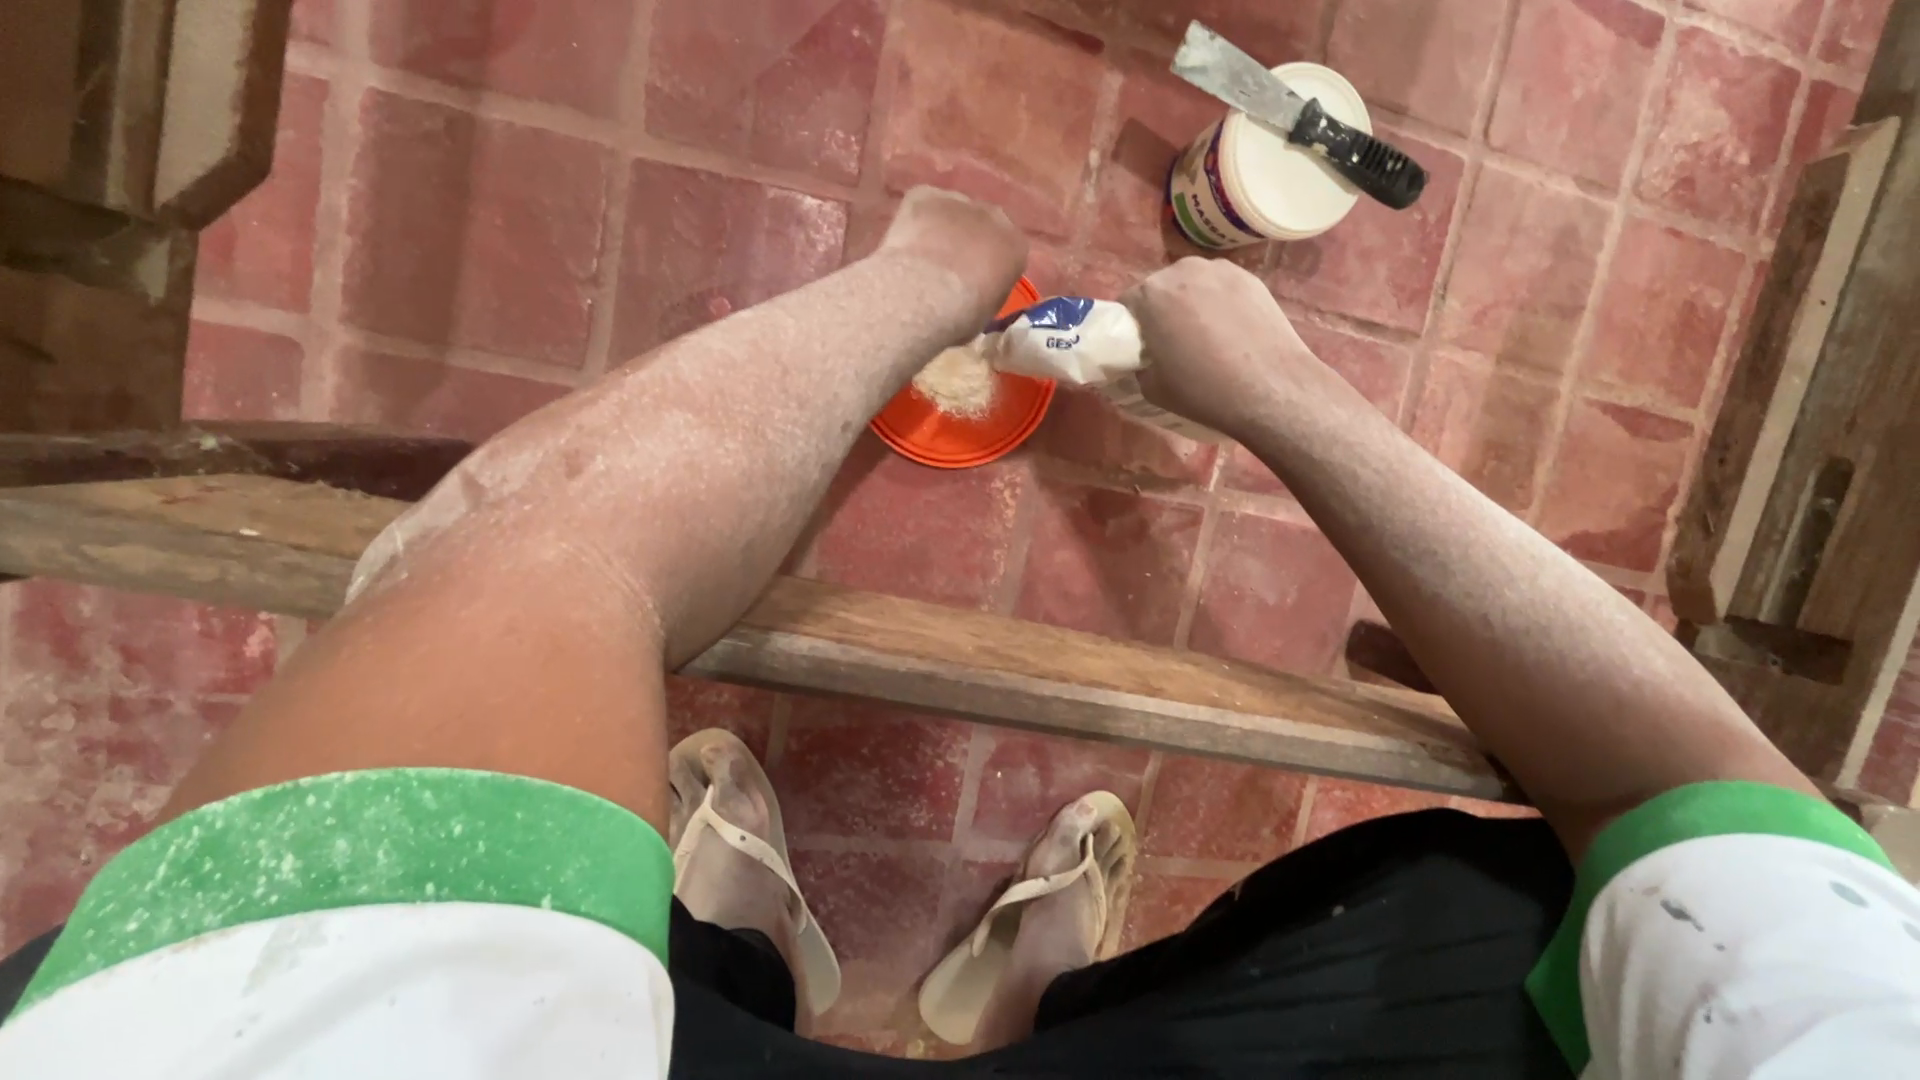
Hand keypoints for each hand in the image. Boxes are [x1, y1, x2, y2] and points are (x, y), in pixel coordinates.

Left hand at [876, 187, 1027, 329]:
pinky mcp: (925, 194)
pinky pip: (922, 203)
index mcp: (1015, 247)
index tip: (974, 282)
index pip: (1007, 251)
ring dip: (941, 228)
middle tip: (947, 269)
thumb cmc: (961, 316)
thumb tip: (977, 291)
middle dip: (967, 242)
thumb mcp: (986, 313)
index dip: (989, 266)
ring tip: (922, 257)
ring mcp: (959, 200)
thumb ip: (988, 292)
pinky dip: (915, 219)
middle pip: (982, 225)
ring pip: (952, 211)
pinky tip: (905, 242)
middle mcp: (994, 216)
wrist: (925, 293)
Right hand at [1120, 258, 1361, 440]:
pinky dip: (1218, 303)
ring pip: (1192, 284)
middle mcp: (1183, 270)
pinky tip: (1230, 331)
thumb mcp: (1151, 388)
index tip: (1140, 347)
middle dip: (1160, 310)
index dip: (1130, 326)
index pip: (1127, 302)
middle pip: (1160, 288)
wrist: (1270, 388)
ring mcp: (1221, 270)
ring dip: (1190, 303)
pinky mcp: (1251, 278)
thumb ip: (1138, 364)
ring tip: (1204, 335)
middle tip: (1171, 342)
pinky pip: (1220, 288)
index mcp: (1151, 293)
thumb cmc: (1203, 389)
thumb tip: (1143, 358)